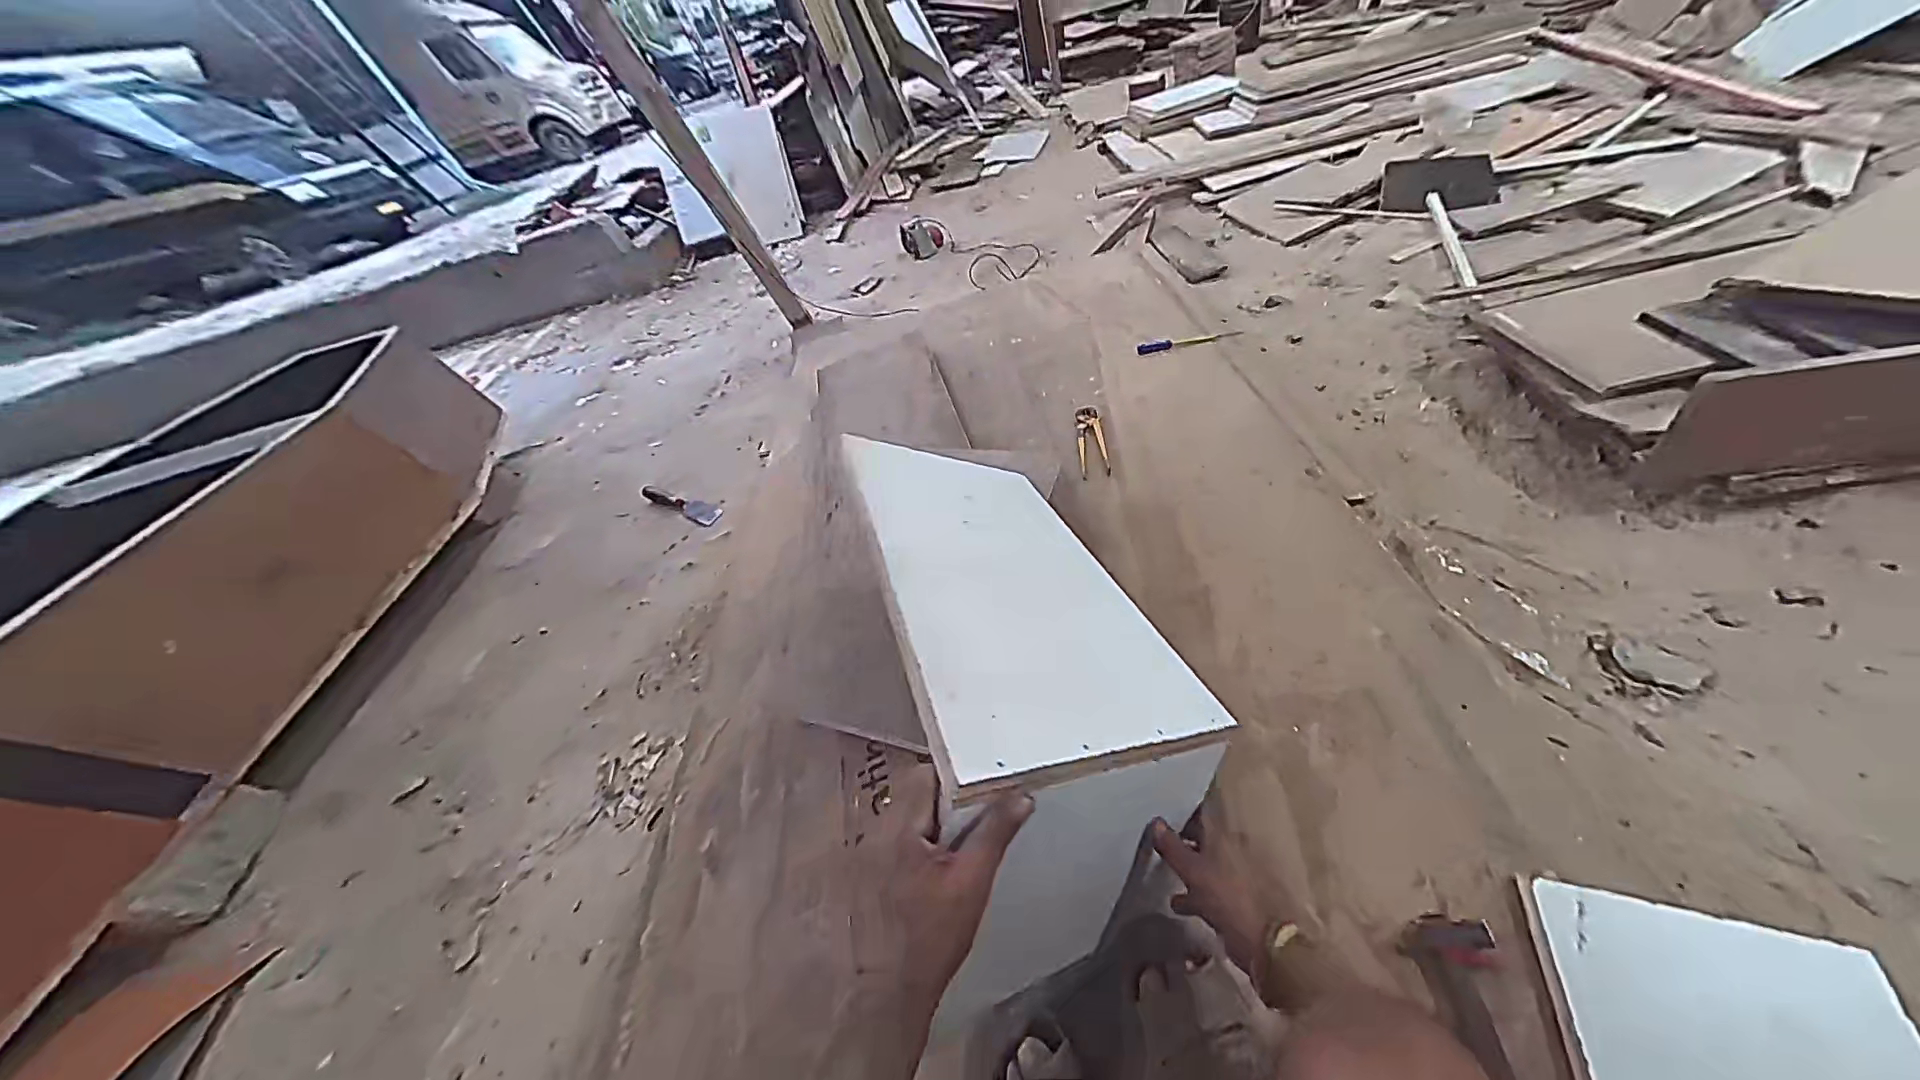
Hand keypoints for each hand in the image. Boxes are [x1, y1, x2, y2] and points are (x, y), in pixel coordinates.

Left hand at [846, 764, 1032, 1074]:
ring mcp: (867, 853)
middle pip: (914, 794)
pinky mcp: (867, 873)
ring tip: (959, 843)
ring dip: (932, 823)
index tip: (979, 789)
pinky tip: (934, 868)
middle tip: (974, 819)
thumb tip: (1021, 795)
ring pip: (906, 817)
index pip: (925, 776)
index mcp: (898, 827)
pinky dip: (918, 842)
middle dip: (946, 802)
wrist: (890, 992)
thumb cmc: (933, 936)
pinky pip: (897, 840)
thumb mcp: (972, 880)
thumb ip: (995, 832)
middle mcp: (877, 832)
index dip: (953, 777)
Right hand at [1148, 815, 1266, 980]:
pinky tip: (1183, 906)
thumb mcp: (1193, 871)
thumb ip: (1173, 848)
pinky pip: (1216, 894)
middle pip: (1207, 845)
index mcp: (1228, 838)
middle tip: (1164, 853)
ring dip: (1193, 876)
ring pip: (1211, 870)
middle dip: (1187, 849)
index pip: (1202, 820)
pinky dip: (1201, 897)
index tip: (1162, 826)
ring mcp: (1244, 880)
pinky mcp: (1245, 905)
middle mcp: (1238, 853)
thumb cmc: (1229, 899)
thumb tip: (1156, 822)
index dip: (1182, 821)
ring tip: (1171, 883)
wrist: (1269, 946)